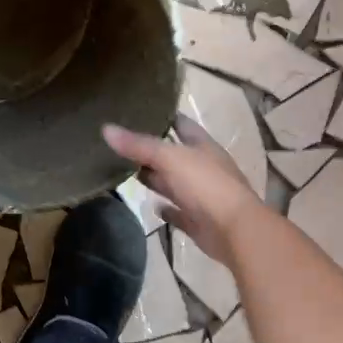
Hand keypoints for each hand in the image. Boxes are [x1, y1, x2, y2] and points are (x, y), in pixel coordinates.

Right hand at [103, 113, 265, 266]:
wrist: (237, 234)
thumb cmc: (207, 185)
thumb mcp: (169, 157)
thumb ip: (138, 145)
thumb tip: (106, 129)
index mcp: (203, 147)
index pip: (182, 124)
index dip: (163, 116)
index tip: (137, 109)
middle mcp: (204, 168)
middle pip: (174, 155)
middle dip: (151, 150)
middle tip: (120, 142)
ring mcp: (204, 197)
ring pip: (174, 183)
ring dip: (156, 179)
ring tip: (126, 170)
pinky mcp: (200, 222)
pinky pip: (179, 212)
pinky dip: (167, 209)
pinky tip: (153, 205)